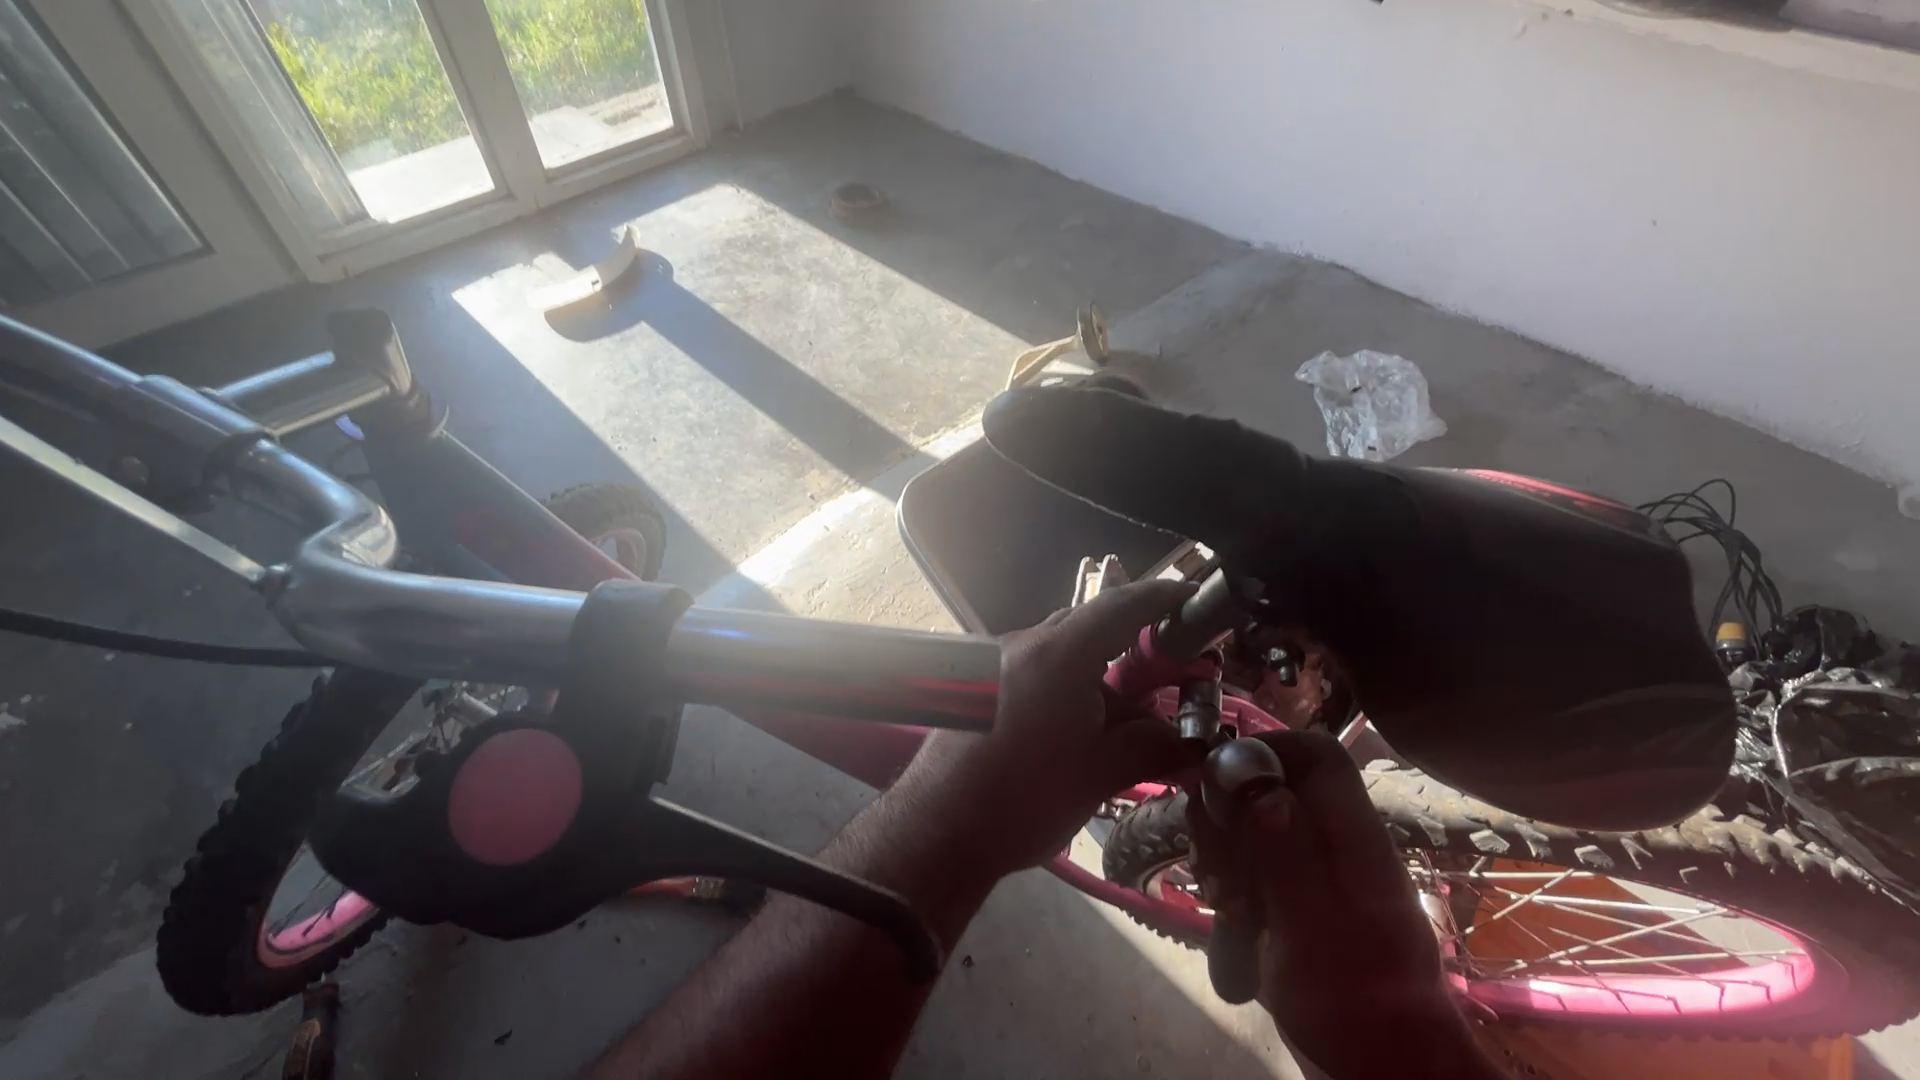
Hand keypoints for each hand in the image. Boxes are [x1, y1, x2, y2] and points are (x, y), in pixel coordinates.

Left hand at [903, 580, 1201, 878]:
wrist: (939, 830)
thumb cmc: (1026, 797)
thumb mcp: (1101, 773)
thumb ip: (1153, 748)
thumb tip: (1191, 745)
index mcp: (1058, 654)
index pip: (1119, 606)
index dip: (1159, 597)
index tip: (1189, 594)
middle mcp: (1023, 645)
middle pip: (1088, 629)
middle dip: (1130, 650)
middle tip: (1165, 679)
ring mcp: (995, 665)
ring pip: (1061, 656)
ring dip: (1096, 682)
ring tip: (1123, 729)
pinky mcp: (978, 689)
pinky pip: (1035, 674)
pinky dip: (1066, 693)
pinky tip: (1078, 734)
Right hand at [1187, 731, 1502, 1079]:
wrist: (1384, 1068)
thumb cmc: (1355, 1004)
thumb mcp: (1311, 926)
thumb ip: (1282, 847)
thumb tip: (1250, 772)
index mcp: (1352, 835)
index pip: (1313, 754)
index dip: (1260, 753)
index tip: (1212, 790)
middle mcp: (1334, 839)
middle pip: (1268, 784)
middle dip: (1226, 819)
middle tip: (1217, 871)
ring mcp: (1314, 867)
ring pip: (1249, 822)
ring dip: (1221, 855)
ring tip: (1225, 905)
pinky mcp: (1295, 894)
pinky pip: (1248, 862)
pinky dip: (1228, 884)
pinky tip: (1229, 919)